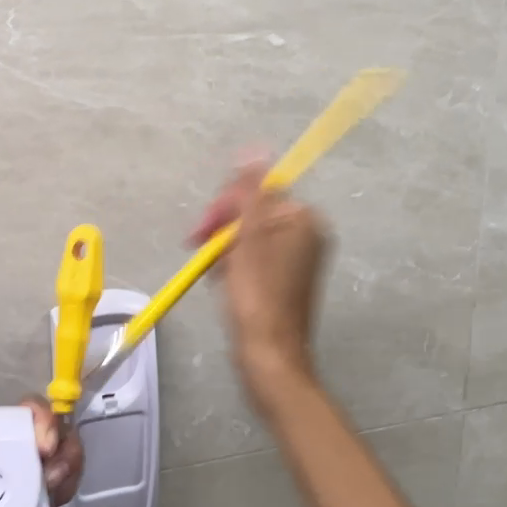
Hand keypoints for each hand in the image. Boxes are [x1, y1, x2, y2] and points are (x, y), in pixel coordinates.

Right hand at [190, 158, 329, 403]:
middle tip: (201, 253)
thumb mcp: (249, 236)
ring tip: (215, 276)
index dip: (224, 208)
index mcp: (304, 218)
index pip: (256, 191)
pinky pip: (253, 258)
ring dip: (224, 251)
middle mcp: (306, 233)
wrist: (269, 357)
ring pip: (247, 237)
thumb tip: (255, 149)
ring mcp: (296, 258)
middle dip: (222, 231)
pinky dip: (234, 266)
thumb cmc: (257, 296)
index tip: (200, 233)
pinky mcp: (284, 280)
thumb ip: (252, 191)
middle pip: (252, 213)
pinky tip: (223, 284)